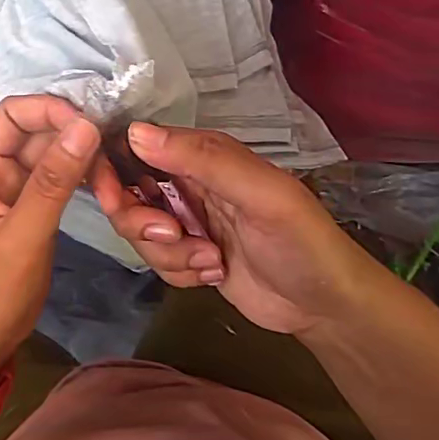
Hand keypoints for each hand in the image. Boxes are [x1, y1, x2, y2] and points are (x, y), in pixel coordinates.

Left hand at [0, 95, 101, 387]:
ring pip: (51, 152)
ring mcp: (12, 187)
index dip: (49, 110)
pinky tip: (105, 183)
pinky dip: (80, 176)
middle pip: (35, 130)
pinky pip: (57, 176)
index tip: (91, 124)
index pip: (11, 115)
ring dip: (81, 156)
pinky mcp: (30, 205)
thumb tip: (85, 126)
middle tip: (112, 155)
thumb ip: (53, 182)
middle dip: (73, 135)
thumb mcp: (22, 236)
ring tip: (113, 174)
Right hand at [93, 123, 370, 333]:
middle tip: (171, 235)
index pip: (137, 146)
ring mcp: (184, 220)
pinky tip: (215, 273)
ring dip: (169, 253)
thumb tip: (136, 132)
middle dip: (140, 221)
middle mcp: (185, 182)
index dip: (113, 165)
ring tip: (212, 260)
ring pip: (138, 232)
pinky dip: (180, 272)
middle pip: (126, 193)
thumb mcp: (260, 194)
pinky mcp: (185, 255)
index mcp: (200, 155)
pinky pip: (154, 261)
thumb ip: (202, 160)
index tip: (112, 194)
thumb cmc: (302, 240)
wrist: (326, 307)